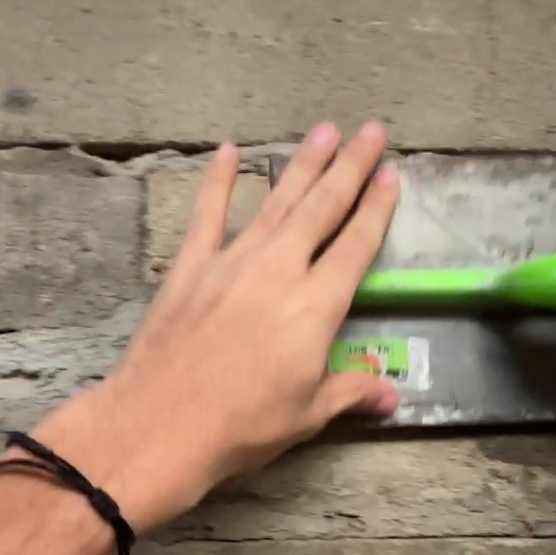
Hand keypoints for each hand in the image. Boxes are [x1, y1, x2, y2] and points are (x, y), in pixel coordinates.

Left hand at [30, 121, 400, 531]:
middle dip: (350, 167)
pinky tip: (228, 152)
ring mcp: (232, 262)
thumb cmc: (244, 423)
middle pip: (322, 208)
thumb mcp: (308, 414)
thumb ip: (351, 392)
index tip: (391, 176)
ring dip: (301, 165)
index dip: (376, 209)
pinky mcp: (191, 266)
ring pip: (276, 202)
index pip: (356, 246)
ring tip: (324, 130)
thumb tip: (393, 398)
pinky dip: (219, 182)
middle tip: (370, 131)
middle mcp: (280, 270)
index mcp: (316, 306)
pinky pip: (207, 214)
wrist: (162, 422)